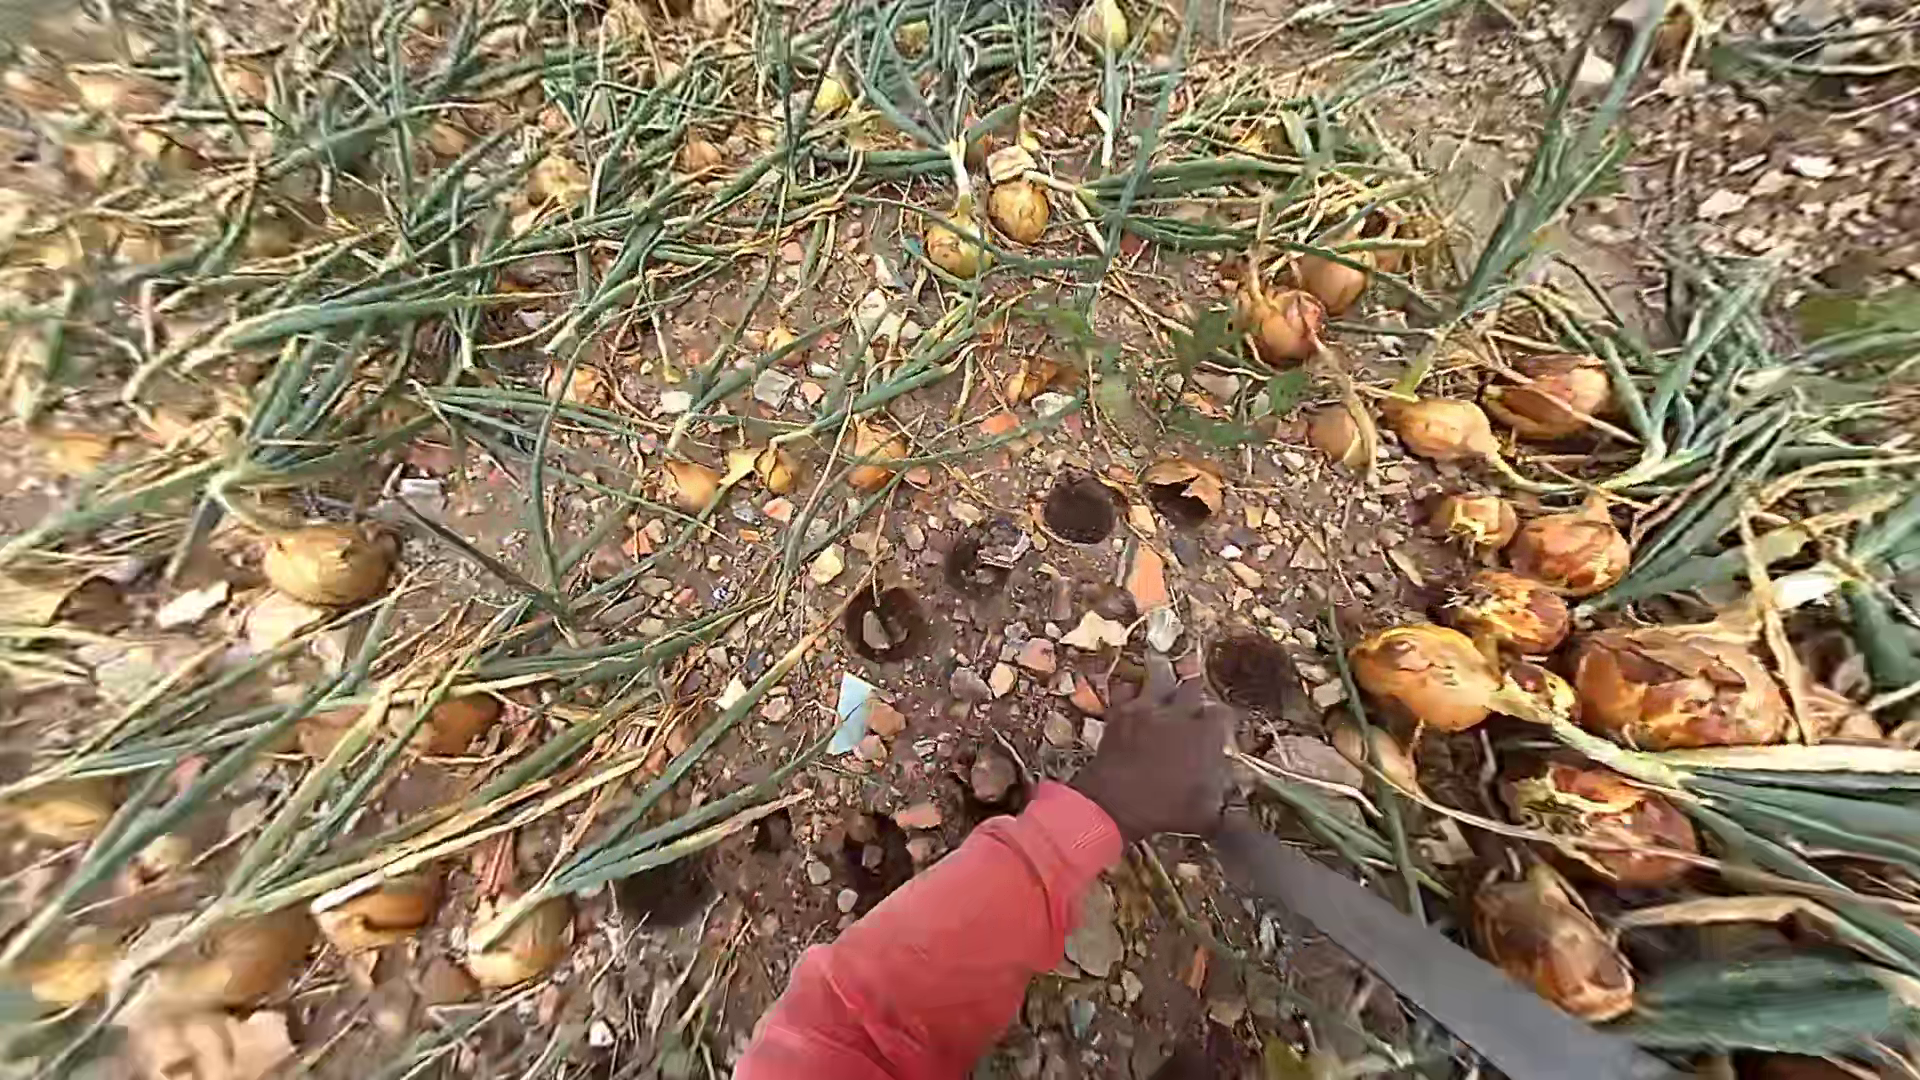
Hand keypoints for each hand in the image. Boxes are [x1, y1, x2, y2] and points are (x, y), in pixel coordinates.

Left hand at [1071, 654, 1235, 843]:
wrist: (1113, 801)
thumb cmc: (1164, 811)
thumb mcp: (1205, 816)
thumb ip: (1227, 805)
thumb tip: (1242, 808)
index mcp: (1204, 736)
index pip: (1223, 714)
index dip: (1223, 719)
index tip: (1222, 727)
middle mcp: (1178, 714)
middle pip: (1193, 689)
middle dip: (1197, 695)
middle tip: (1196, 707)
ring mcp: (1146, 708)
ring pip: (1161, 680)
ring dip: (1167, 685)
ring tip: (1168, 692)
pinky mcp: (1120, 710)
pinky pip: (1127, 688)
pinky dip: (1132, 690)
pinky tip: (1134, 697)